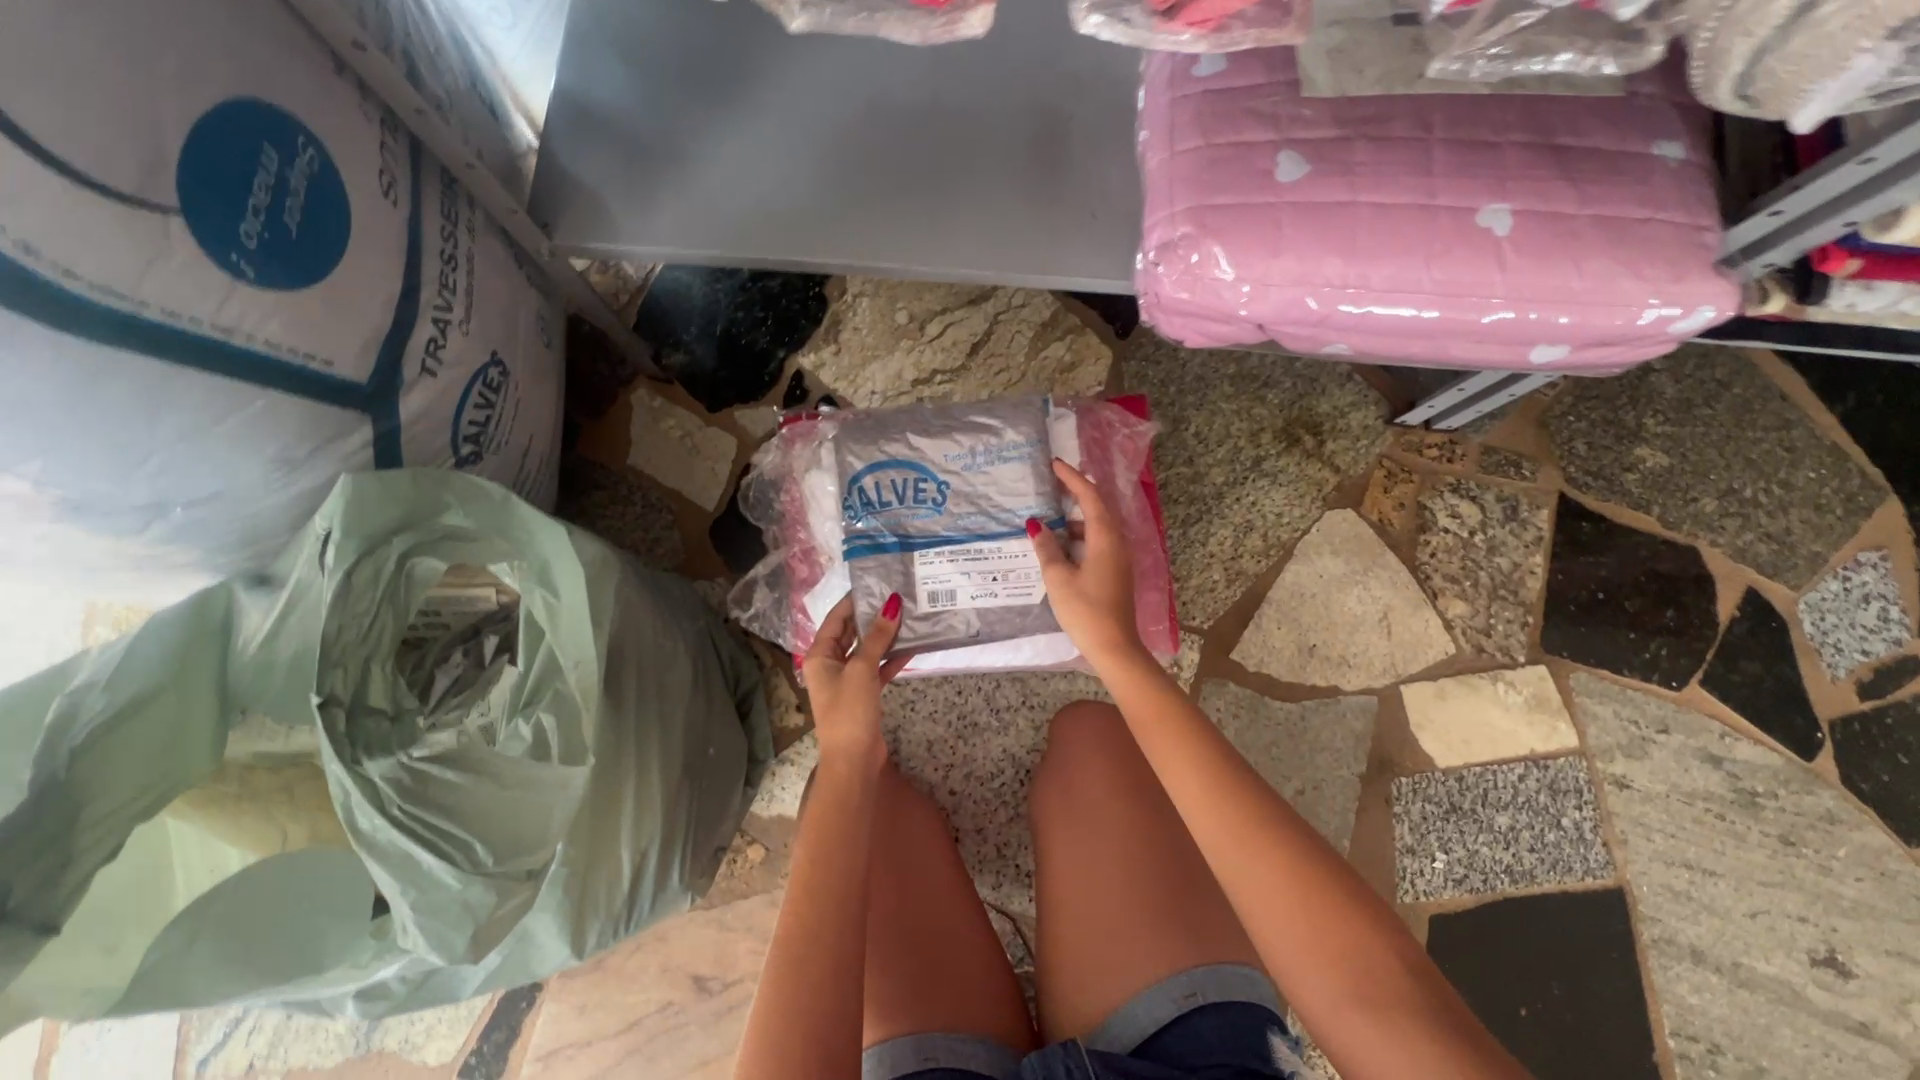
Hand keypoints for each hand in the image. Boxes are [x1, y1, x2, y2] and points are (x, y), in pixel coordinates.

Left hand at [801, 592, 906, 766]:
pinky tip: (912, 648)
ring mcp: (846, 681)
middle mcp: (829, 665)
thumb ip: (877, 637)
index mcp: (819, 656)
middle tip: (897, 598)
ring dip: (884, 638)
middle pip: (851, 633)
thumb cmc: (850, 711)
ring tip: (908, 617)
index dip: (855, 601)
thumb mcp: (862, 669)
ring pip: (866, 651)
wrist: (853, 759)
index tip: (877, 585)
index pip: (836, 619)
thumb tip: (892, 604)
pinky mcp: (862, 695)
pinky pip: (877, 670)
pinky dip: (891, 660)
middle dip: (872, 618)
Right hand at [1027, 458, 1145, 667]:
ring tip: (1051, 518)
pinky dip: (1081, 537)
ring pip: (1098, 528)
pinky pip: (1099, 543)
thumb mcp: (1058, 578)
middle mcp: (1117, 542)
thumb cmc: (1085, 610)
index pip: (1090, 496)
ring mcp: (1120, 558)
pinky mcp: (1117, 572)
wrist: (1114, 646)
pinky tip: (1062, 547)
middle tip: (1053, 483)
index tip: (1055, 464)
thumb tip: (1036, 525)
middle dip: (1076, 493)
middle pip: (1098, 508)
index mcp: (1105, 537)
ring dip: (1076, 520)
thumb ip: (1046, 548)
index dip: (1072, 478)